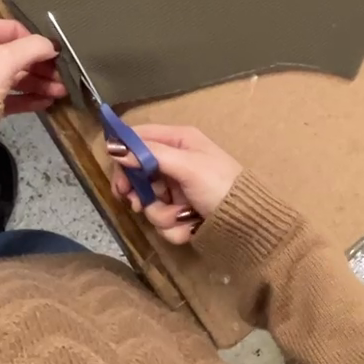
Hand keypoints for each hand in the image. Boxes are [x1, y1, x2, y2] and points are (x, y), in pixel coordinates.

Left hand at [0, 19, 66, 114]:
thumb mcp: (5, 59)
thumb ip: (32, 47)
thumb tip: (52, 45)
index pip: (10, 29)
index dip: (34, 40)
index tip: (54, 54)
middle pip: (14, 55)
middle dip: (41, 66)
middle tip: (62, 77)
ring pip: (13, 77)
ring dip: (38, 83)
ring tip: (60, 93)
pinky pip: (8, 97)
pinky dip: (26, 98)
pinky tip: (46, 103)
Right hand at [108, 125, 241, 244]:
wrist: (248, 224)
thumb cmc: (220, 186)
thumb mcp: (187, 166)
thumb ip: (151, 155)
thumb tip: (115, 147)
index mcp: (179, 140)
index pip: (139, 137)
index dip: (124, 153)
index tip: (117, 173)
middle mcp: (175, 161)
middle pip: (139, 173)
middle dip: (139, 192)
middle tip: (135, 203)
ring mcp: (177, 188)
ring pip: (150, 201)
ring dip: (162, 213)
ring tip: (181, 216)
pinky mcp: (181, 211)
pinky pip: (163, 220)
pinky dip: (174, 226)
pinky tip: (190, 225)